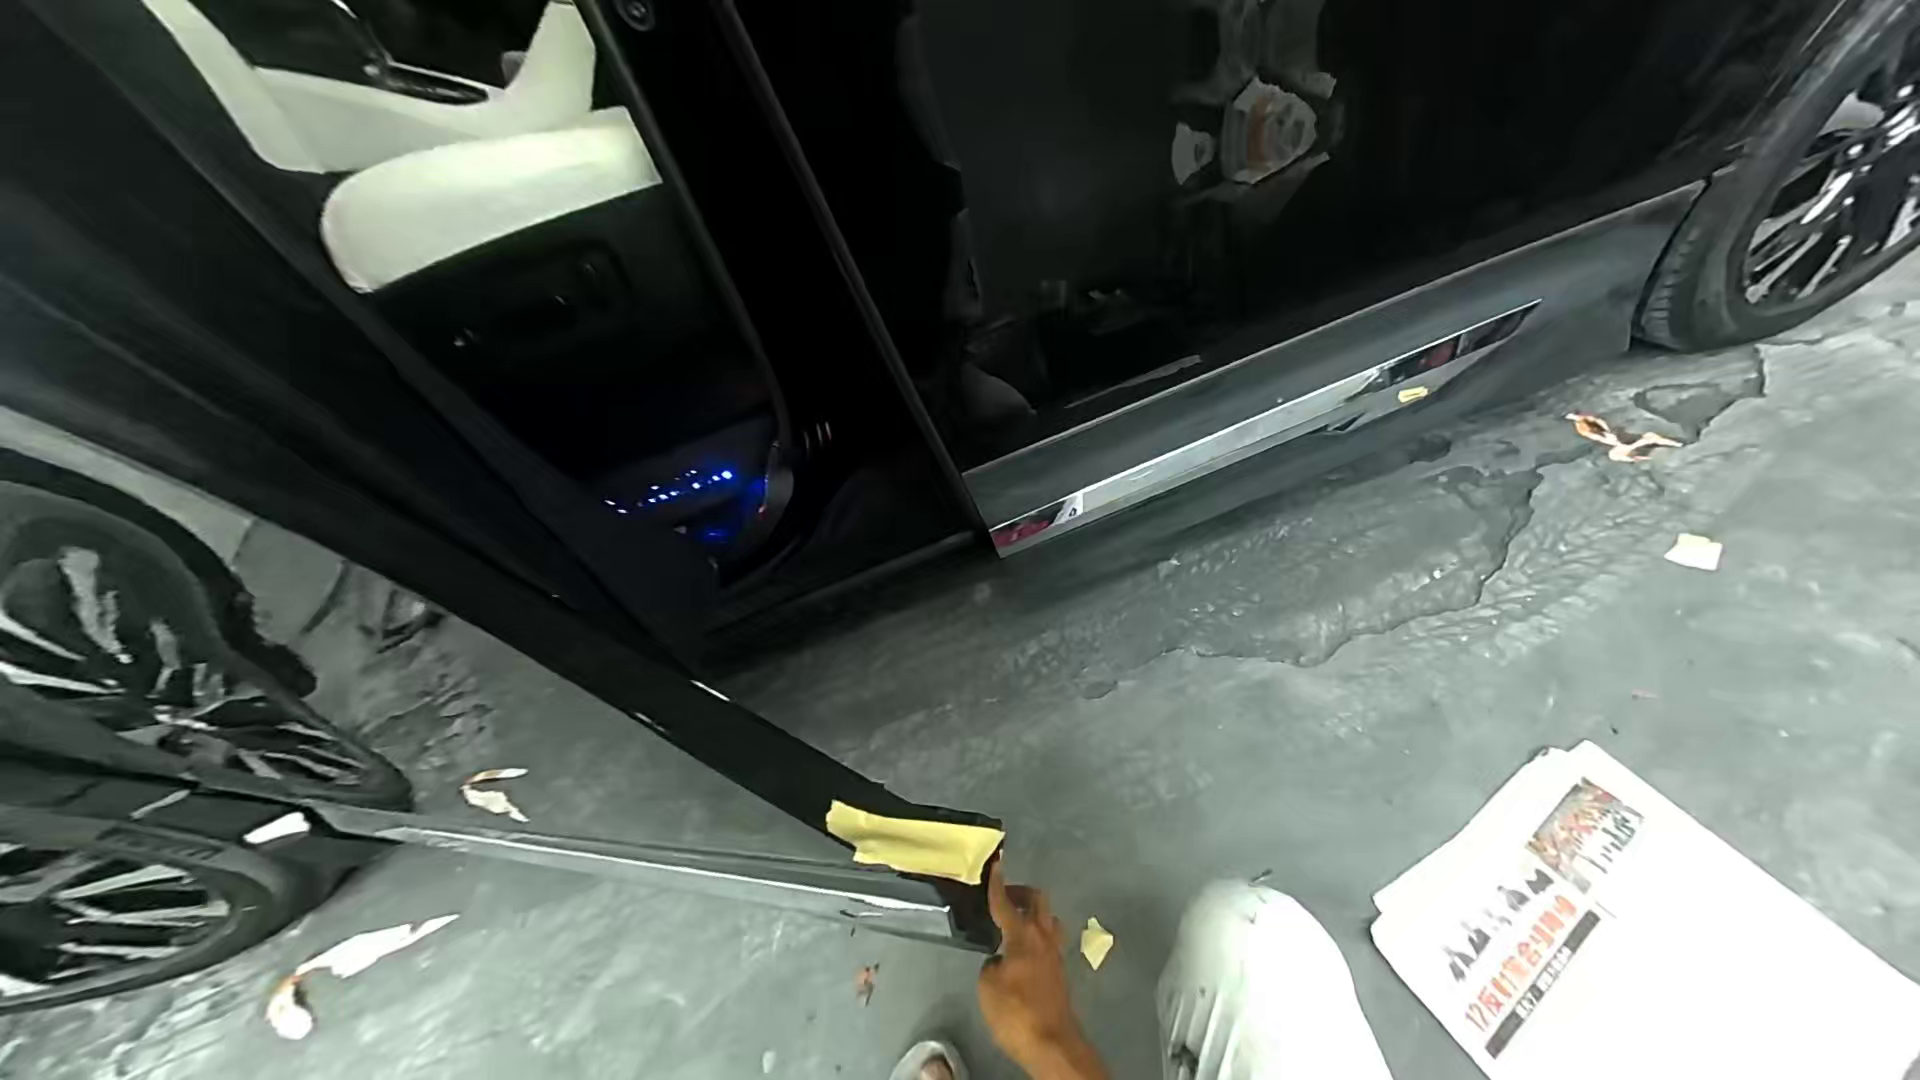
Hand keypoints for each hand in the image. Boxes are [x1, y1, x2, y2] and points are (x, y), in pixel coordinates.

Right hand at [977, 862, 1108, 1079]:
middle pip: (1037, 899)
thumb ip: (990, 964)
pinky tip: (1026, 950)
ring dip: (1034, 913)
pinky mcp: (1061, 971)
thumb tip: (999, 959)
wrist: (1054, 1044)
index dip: (997, 882)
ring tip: (1017, 921)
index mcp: (1022, 933)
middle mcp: (1043, 935)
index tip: (996, 862)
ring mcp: (1056, 953)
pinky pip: (1050, 939)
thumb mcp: (988, 986)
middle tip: (1005, 896)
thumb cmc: (1017, 1012)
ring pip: (1048, 918)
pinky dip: (1038, 935)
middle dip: (1021, 892)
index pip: (1005, 901)